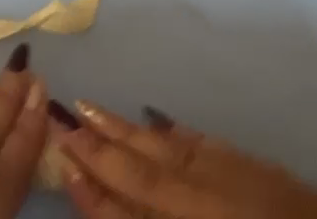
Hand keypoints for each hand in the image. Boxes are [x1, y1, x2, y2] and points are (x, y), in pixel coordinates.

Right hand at [50, 101, 316, 218]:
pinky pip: (203, 143)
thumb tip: (93, 189)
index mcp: (188, 206)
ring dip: (128, 129)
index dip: (91, 165)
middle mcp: (203, 186)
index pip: (128, 185)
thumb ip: (139, 216)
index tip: (59, 139)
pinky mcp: (257, 167)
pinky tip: (159, 123)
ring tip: (95, 108)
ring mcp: (232, 171)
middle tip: (64, 110)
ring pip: (166, 145)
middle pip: (141, 160)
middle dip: (101, 138)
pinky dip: (175, 133)